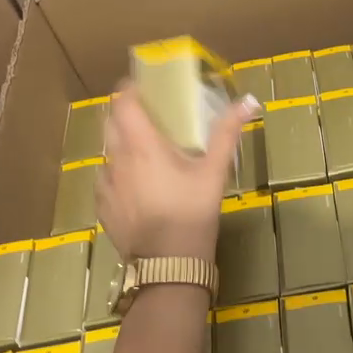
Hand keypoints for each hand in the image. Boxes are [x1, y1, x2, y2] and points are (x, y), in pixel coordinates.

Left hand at [97, 84, 260, 261]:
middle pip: (110, 122)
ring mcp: (106, 184)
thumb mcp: (214, 171)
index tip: (146, 87)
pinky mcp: (102, 206)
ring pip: (107, 151)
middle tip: (149, 115)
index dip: (131, 89)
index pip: (123, 101)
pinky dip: (118, 172)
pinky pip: (106, 179)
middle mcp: (117, 158)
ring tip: (143, 150)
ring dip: (121, 143)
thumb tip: (249, 101)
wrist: (168, 265)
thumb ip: (227, 133)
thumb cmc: (192, 212)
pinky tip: (136, 184)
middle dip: (125, 113)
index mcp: (141, 144)